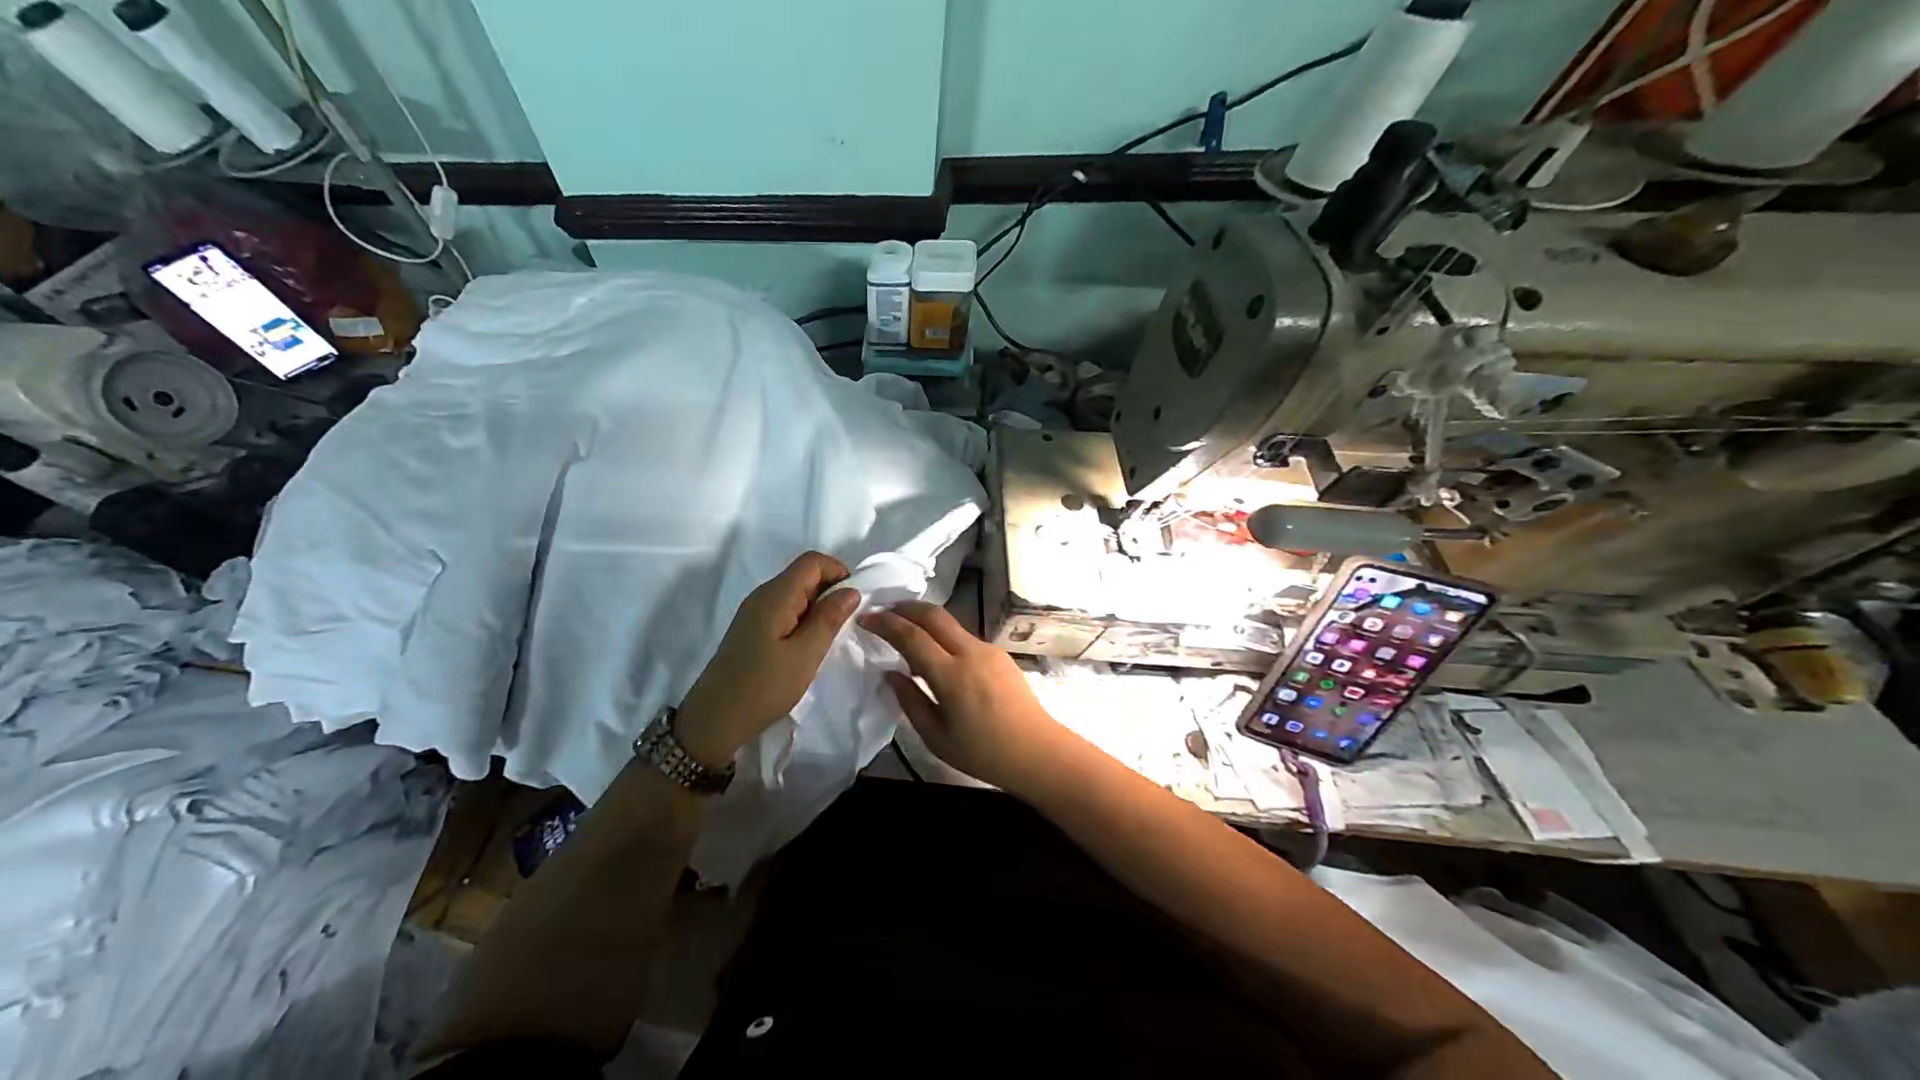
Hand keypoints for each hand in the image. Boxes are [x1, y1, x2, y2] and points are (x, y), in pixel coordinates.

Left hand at [678, 552, 861, 767]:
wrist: (714, 720)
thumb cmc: (763, 688)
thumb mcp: (805, 656)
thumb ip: (829, 619)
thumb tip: (851, 590)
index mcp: (775, 596)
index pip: (812, 561)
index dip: (838, 572)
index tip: (853, 602)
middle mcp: (763, 596)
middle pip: (804, 574)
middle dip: (831, 591)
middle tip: (845, 625)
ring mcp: (755, 612)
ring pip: (796, 593)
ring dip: (818, 607)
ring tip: (829, 639)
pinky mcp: (753, 629)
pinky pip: (785, 610)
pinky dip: (804, 619)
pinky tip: (808, 646)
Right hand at [859, 601, 1080, 791]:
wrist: (1038, 752)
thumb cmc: (983, 753)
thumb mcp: (936, 737)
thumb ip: (910, 701)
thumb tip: (890, 674)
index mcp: (951, 675)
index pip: (911, 636)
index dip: (885, 623)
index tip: (866, 618)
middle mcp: (970, 653)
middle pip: (934, 615)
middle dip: (905, 607)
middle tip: (884, 611)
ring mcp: (988, 651)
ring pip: (951, 623)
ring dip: (925, 620)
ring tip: (906, 631)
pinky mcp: (1000, 655)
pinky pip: (965, 637)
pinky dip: (943, 636)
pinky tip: (936, 654)